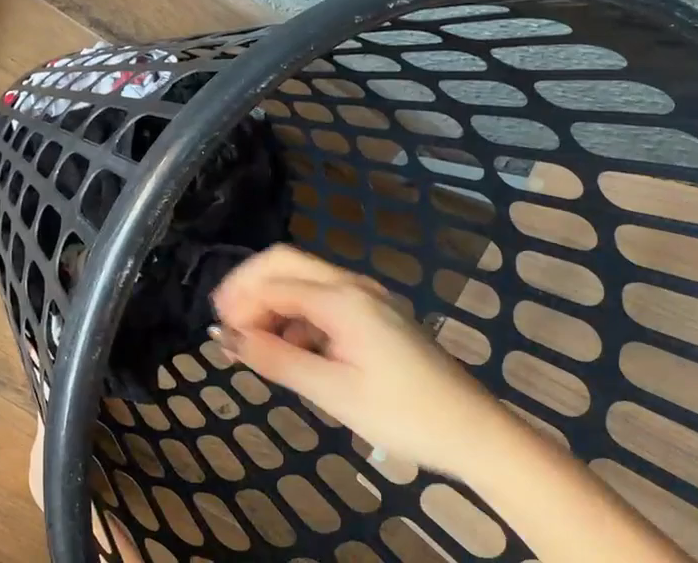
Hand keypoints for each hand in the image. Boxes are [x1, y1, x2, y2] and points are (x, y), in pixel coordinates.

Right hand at [211, 245, 512, 476]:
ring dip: (271, 301)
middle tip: (228, 323)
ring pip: (302, 278)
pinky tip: (293, 348)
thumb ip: (275, 359)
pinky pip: (321, 297)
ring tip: (257, 343)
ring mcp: (368, 297)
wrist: (479, 435)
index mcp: (342, 299)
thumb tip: (225, 336)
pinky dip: (296, 314)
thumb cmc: (404, 415)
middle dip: (249, 286)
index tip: (219, 333)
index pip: (271, 283)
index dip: (238, 303)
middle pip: (284, 263)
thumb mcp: (332, 393)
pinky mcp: (375, 314)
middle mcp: (353, 285)